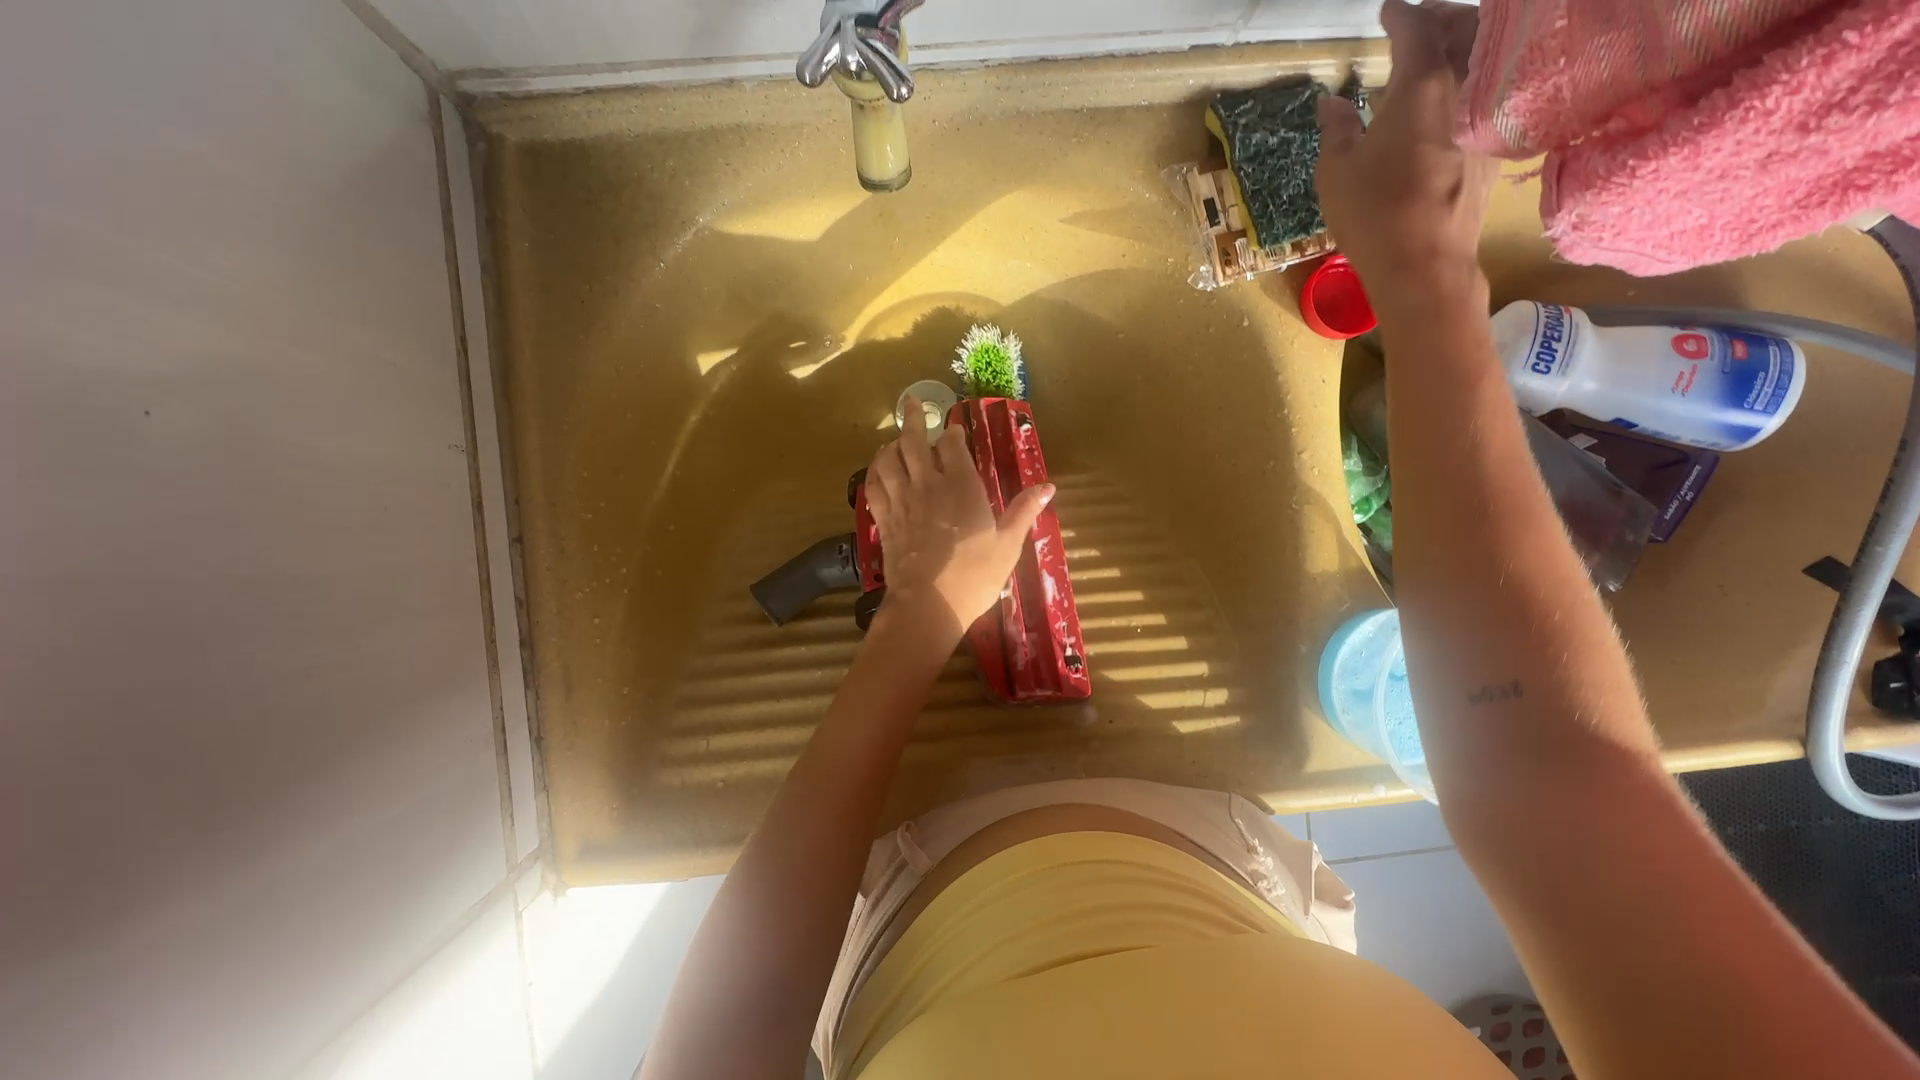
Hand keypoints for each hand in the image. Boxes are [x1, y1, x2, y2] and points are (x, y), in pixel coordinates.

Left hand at [865, 398, 1054, 637]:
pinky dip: (874, 472)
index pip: (952, 445)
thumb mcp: (1008, 545)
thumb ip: (1024, 511)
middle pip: (913, 442)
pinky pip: (874, 487)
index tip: (954, 428)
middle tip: (912, 403)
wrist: (929, 604)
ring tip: (894, 437)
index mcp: (961, 486)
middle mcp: (928, 486)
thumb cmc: (975, 576)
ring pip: (888, 460)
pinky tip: (877, 471)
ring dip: (890, 444)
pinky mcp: (885, 521)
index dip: (952, 432)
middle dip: (913, 419)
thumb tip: (1048, 487)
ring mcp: (902, 502)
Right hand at [1315, 0, 1496, 318]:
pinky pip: (1492, 92)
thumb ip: (1337, 129)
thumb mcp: (1336, 171)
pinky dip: (1475, 81)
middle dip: (1444, 18)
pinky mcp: (1497, 147)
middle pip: (1467, 28)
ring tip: (1442, 56)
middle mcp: (1464, 87)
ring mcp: (1487, 116)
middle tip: (1421, 23)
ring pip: (1488, 57)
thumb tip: (1331, 102)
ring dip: (1466, 46)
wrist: (1424, 264)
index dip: (1400, 14)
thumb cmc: (1372, 214)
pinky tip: (1453, 100)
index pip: (1416, 28)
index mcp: (1420, 84)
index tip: (1387, 10)